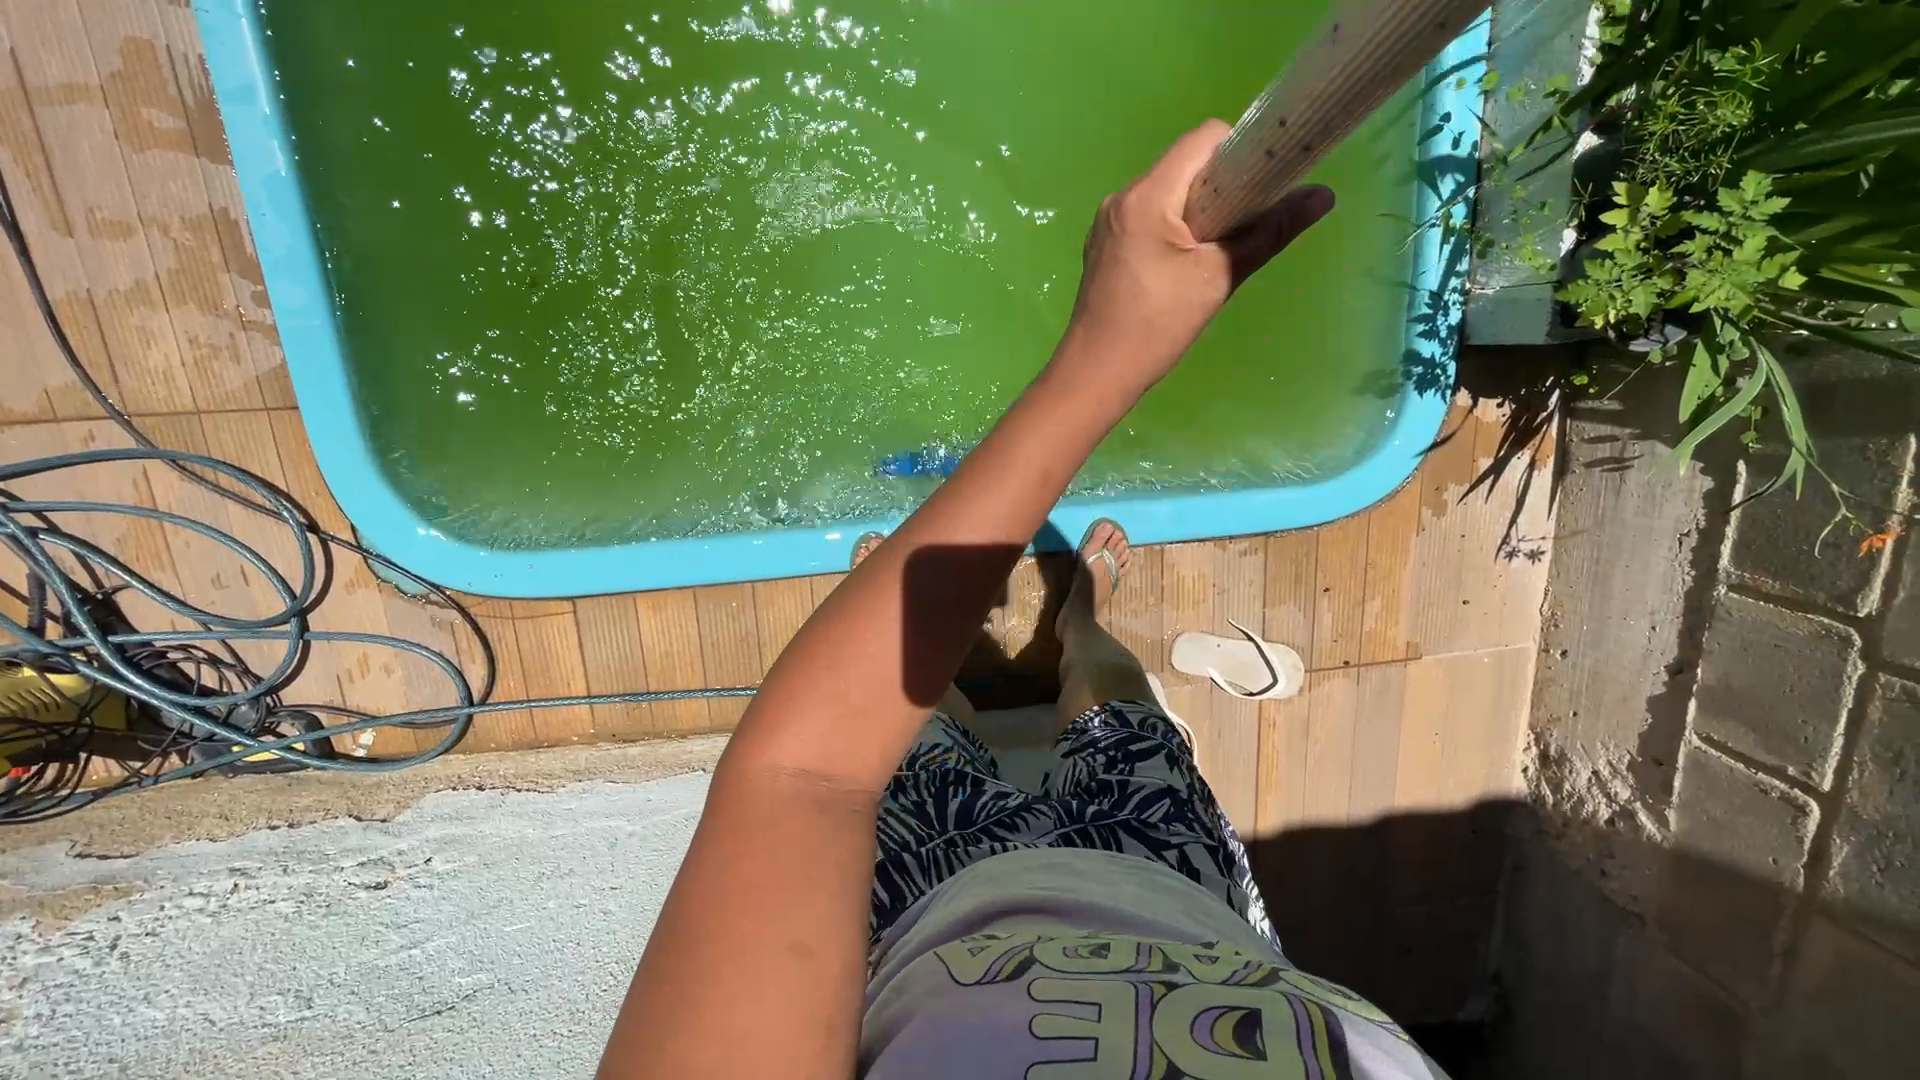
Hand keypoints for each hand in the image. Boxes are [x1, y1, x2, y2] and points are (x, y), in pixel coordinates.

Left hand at [1055, 119, 1334, 393]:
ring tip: (1213, 253)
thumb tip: (1323, 196)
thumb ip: (1270, 232)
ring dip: (1198, 212)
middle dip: (1222, 186)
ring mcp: (1107, 223)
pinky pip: (1147, 219)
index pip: (1203, 139)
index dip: (1241, 149)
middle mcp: (1121, 198)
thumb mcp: (1218, 279)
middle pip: (1184, 166)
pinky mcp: (1103, 246)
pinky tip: (1182, 268)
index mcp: (1146, 195)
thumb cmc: (1155, 327)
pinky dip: (1173, 230)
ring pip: (1166, 194)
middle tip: (1244, 225)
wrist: (1095, 374)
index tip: (1264, 183)